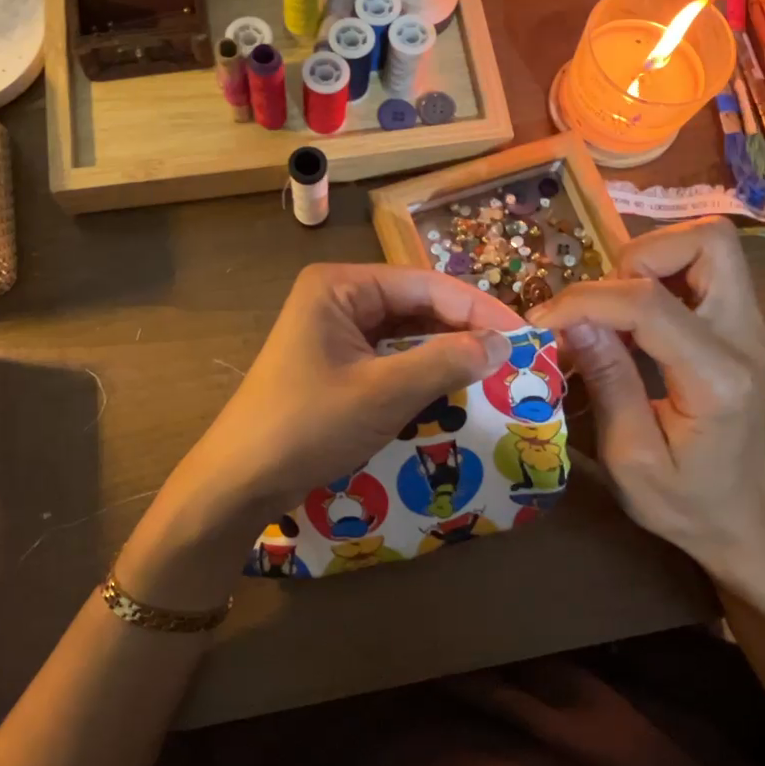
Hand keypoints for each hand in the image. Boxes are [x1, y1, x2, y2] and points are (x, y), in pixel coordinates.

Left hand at [120, 264, 521, 608]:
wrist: (239, 480)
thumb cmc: (307, 426)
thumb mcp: (384, 393)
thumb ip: (445, 361)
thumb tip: (500, 344)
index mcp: (340, 285)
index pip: (425, 285)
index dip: (479, 309)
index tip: (526, 336)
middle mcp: (336, 297)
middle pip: (415, 305)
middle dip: (464, 329)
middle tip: (516, 356)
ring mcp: (331, 331)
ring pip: (403, 333)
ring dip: (445, 351)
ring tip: (494, 371)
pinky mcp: (331, 364)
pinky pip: (387, 358)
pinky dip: (419, 371)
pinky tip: (451, 387)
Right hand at [527, 219, 764, 566]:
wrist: (738, 516)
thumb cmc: (682, 500)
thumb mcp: (629, 456)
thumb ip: (607, 380)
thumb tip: (573, 319)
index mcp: (717, 378)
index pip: (650, 303)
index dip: (586, 301)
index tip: (542, 321)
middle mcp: (744, 336)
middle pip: (708, 241)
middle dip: (640, 255)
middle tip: (603, 299)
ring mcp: (748, 324)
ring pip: (710, 242)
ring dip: (652, 258)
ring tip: (615, 305)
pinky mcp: (738, 322)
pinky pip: (703, 265)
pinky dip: (660, 271)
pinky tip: (632, 314)